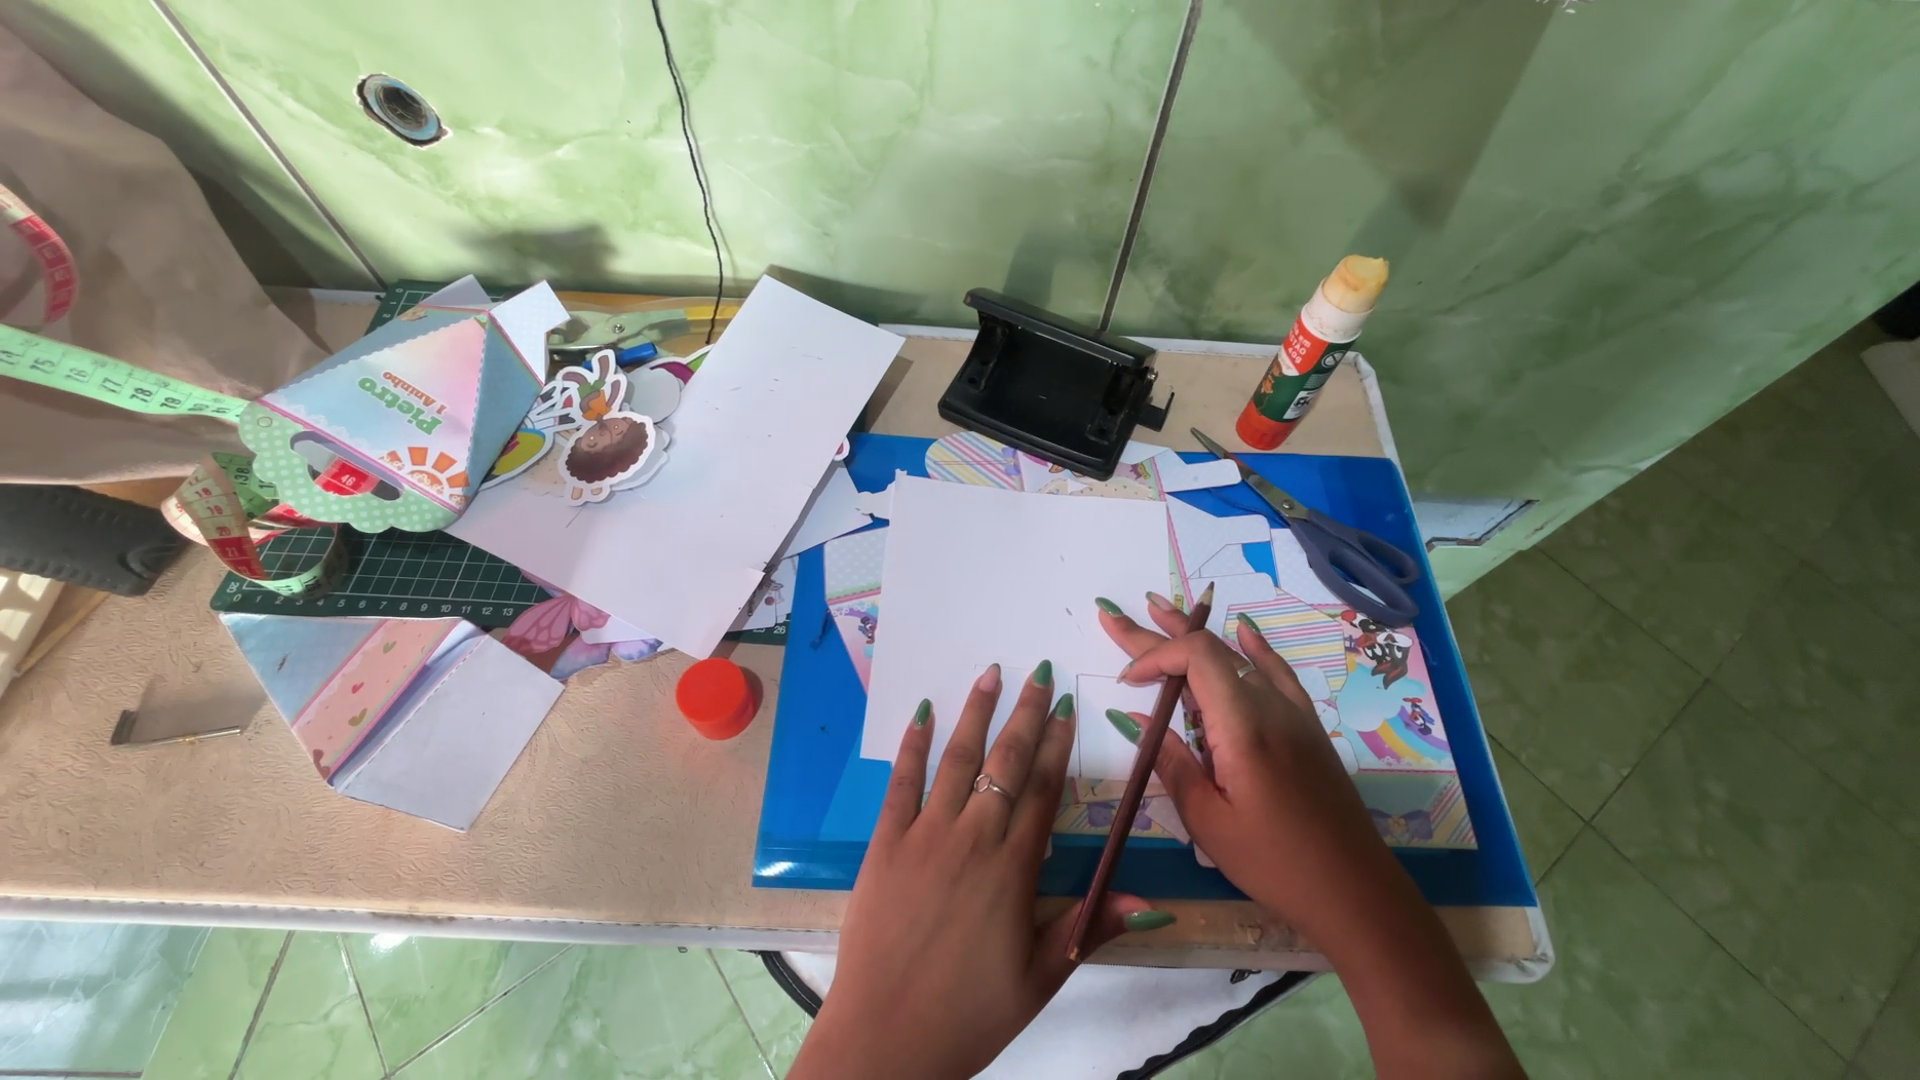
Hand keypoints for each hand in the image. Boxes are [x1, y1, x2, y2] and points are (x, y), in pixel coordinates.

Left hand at [790, 662, 1167, 1079]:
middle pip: (1006, 764)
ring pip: (957, 760)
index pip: (1045, 791)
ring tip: (990, 674)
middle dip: (1026, 716)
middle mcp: (972, 838)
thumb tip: (1149, 903)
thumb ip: (1089, 928)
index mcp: (1013, 868)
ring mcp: (924, 836)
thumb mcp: (1041, 977)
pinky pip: (900, 784)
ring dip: (975, 714)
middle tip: (1039, 674)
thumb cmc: (970, 1013)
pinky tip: (923, 714)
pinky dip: (913, 747)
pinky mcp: (884, 843)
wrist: (886, 1039)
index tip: (1067, 710)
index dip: (1059, 747)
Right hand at [1100, 597, 1400, 933]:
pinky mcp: (1306, 728)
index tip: (1126, 683)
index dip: (1154, 657)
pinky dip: (1254, 648)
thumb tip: (1136, 719)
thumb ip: (1171, 763)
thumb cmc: (1274, 863)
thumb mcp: (1208, 821)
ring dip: (1195, 634)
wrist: (1355, 892)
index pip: (1194, 658)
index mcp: (1242, 727)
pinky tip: (1243, 630)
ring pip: (1237, 657)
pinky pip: (1276, 673)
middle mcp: (1269, 707)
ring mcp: (1293, 713)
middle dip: (1157, 634)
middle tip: (1113, 616)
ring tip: (1160, 607)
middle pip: (1209, 652)